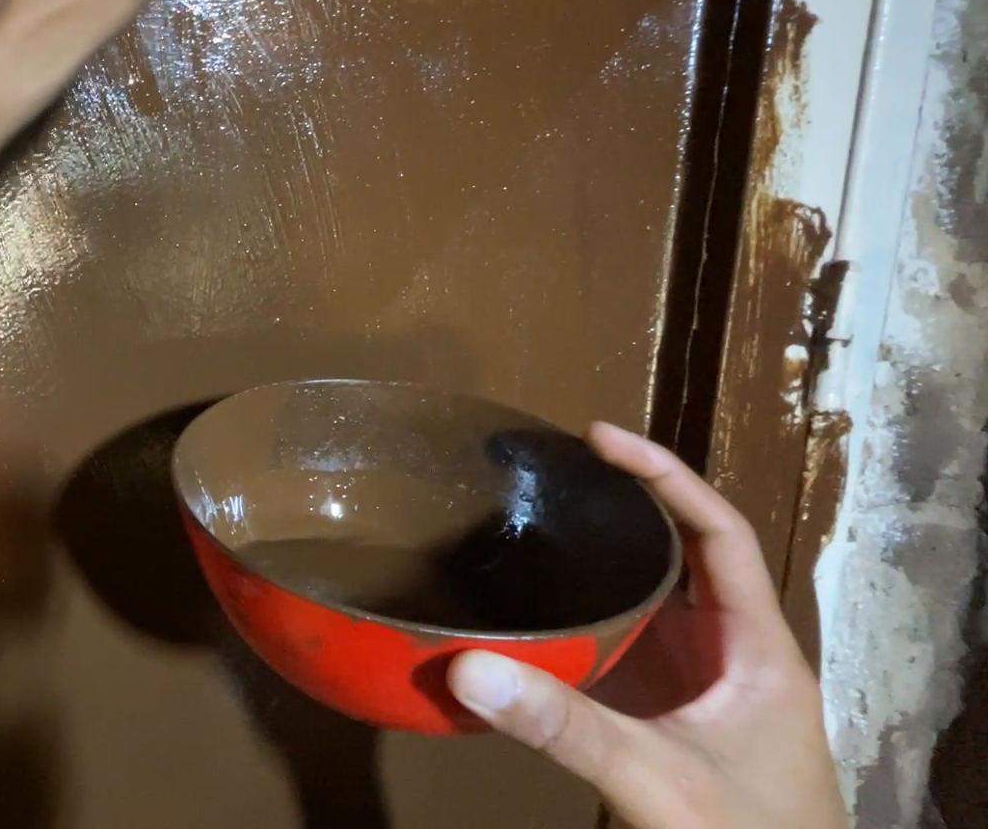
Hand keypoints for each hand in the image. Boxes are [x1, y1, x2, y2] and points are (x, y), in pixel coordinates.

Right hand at [448, 423, 844, 828]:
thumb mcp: (661, 785)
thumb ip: (569, 728)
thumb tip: (464, 663)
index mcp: (755, 650)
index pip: (720, 535)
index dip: (666, 476)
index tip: (597, 436)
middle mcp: (720, 650)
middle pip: (675, 549)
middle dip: (617, 500)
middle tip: (543, 465)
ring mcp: (682, 678)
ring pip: (638, 591)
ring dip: (587, 550)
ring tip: (520, 510)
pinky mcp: (645, 703)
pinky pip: (604, 632)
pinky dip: (565, 603)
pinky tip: (518, 593)